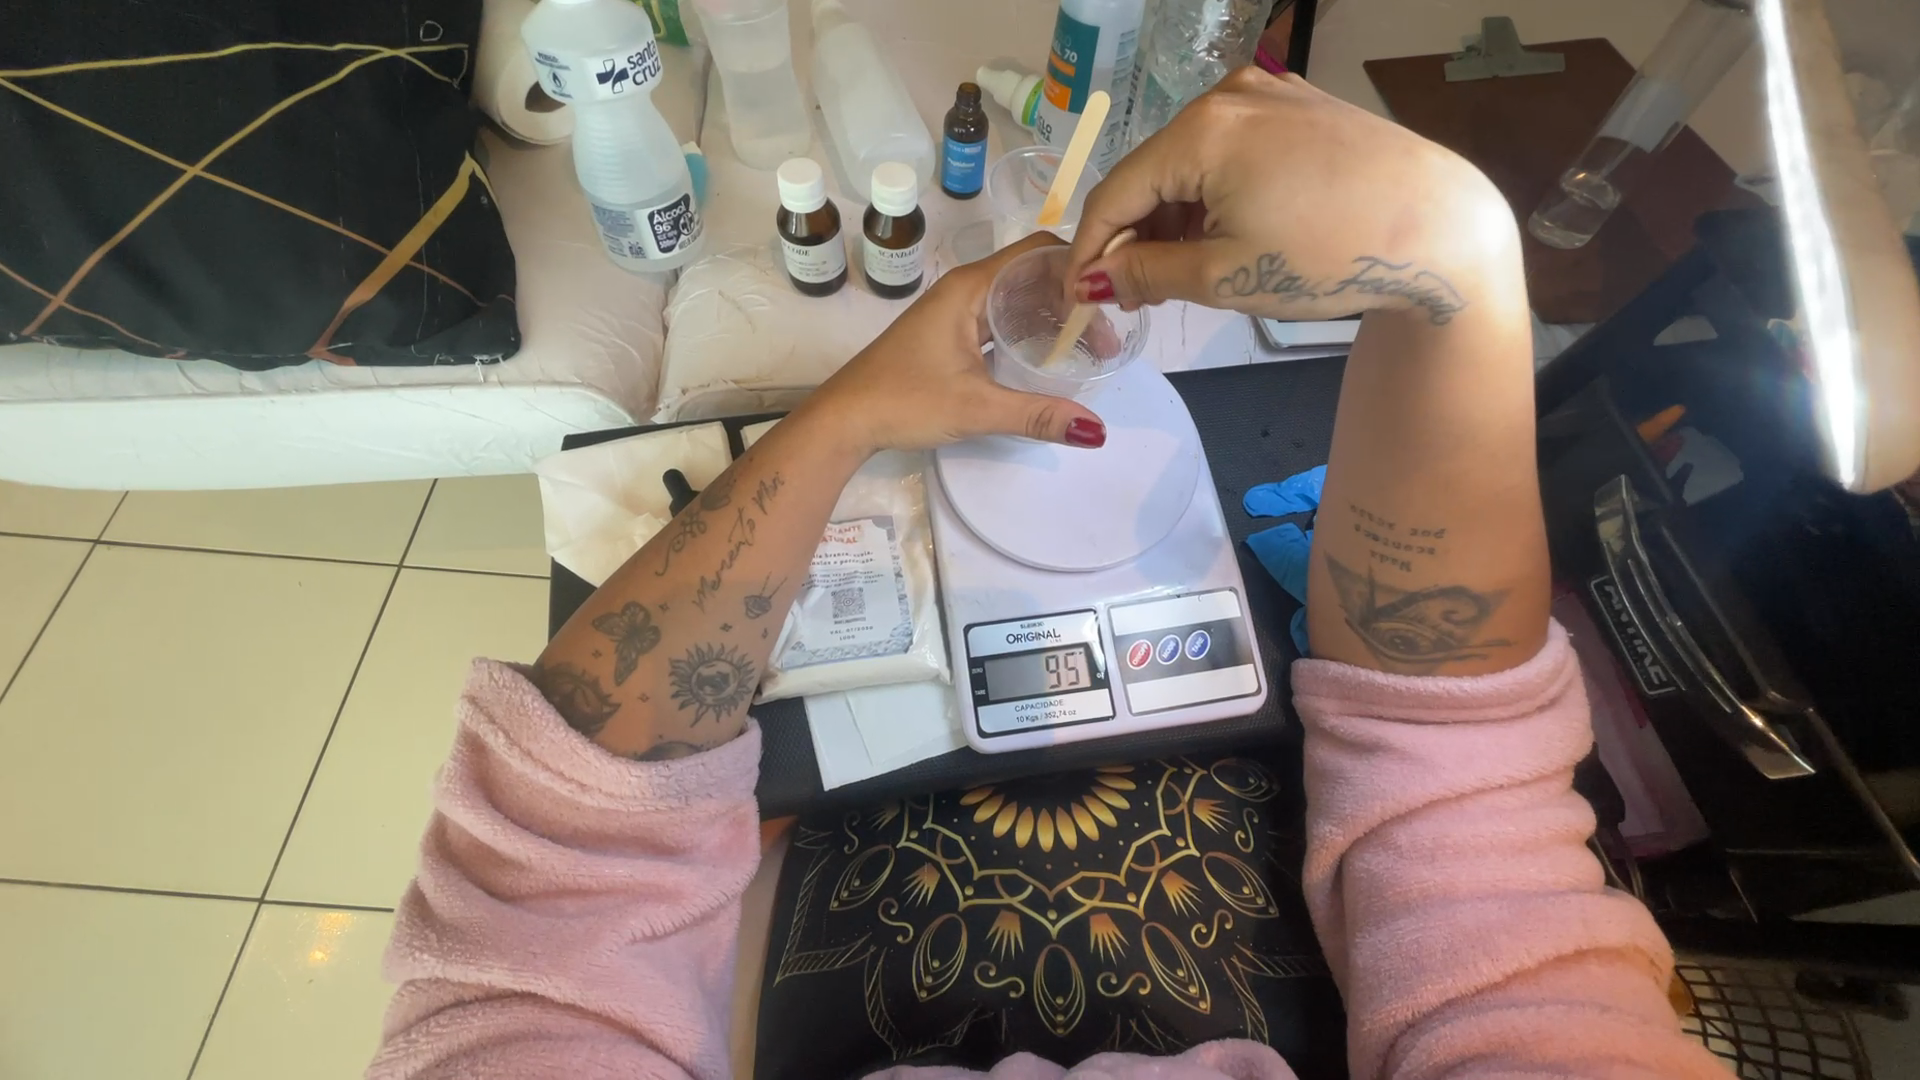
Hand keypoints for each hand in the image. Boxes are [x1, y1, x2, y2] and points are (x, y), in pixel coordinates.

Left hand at [806, 233, 1107, 454]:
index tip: (1111, 302)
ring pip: (1014, 301)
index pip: (1038, 252)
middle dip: (1071, 300)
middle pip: (1031, 276)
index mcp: (970, 288)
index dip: (1078, 269)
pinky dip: (1026, 334)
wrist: (844, 419)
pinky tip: (1044, 360)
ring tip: (1086, 350)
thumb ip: (1037, 416)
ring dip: (1050, 319)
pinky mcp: (948, 335)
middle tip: (1107, 337)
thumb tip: (1095, 430)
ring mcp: (953, 312)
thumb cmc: (903, 401)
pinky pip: (998, 322)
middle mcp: (964, 290)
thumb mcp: (976, 408)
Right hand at [1062, 69, 1515, 322]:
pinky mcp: (1294, 110)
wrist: (1442, 230)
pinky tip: (1213, 241)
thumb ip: (1143, 273)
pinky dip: (1205, 203)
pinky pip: (1223, 157)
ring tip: (1172, 278)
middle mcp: (1229, 96)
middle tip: (1129, 298)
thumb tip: (1087, 281)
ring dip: (1167, 224)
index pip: (1115, 194)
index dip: (1088, 252)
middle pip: (1148, 176)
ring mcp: (1266, 96)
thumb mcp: (1222, 275)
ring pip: (1184, 168)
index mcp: (1203, 130)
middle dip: (1130, 240)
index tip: (1074, 300)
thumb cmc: (1327, 255)